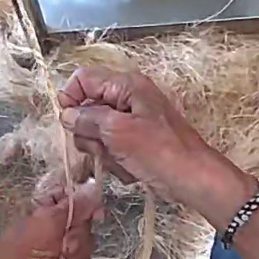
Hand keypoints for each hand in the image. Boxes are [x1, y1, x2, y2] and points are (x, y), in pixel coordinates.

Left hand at [0, 177, 102, 258]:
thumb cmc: (23, 253)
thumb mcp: (44, 223)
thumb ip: (71, 206)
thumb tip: (93, 188)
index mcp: (43, 210)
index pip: (71, 197)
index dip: (83, 201)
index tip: (91, 208)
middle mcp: (56, 227)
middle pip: (84, 219)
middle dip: (76, 233)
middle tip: (63, 243)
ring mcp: (65, 248)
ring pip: (88, 241)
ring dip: (75, 253)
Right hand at [58, 67, 256, 227]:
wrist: (192, 178)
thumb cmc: (160, 152)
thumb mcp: (118, 132)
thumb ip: (88, 118)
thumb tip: (66, 114)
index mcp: (126, 86)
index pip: (83, 79)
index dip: (70, 99)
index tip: (69, 123)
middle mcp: (127, 98)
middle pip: (86, 108)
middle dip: (88, 132)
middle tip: (103, 146)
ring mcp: (130, 120)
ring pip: (95, 132)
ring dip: (101, 150)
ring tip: (120, 159)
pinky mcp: (133, 141)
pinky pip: (109, 147)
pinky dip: (114, 159)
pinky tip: (128, 167)